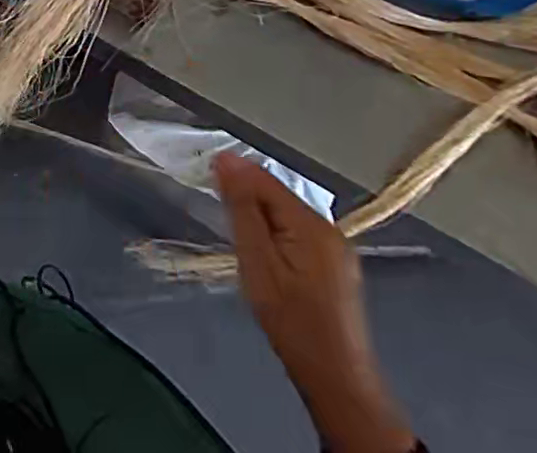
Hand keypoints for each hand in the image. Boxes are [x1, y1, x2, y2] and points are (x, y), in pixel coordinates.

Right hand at [215, 153, 413, 452]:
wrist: (334, 375)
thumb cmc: (290, 318)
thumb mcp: (257, 260)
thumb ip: (243, 208)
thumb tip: (228, 161)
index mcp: (312, 225)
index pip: (267, 181)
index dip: (235, 171)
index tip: (202, 166)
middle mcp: (330, 230)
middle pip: (279, 194)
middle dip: (245, 190)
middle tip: (211, 198)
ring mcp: (335, 248)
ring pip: (286, 212)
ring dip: (256, 209)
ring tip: (228, 218)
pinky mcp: (332, 264)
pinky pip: (295, 229)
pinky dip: (271, 226)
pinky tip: (256, 241)